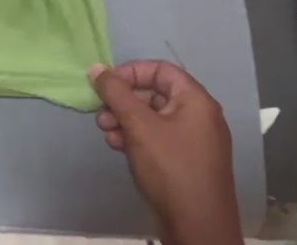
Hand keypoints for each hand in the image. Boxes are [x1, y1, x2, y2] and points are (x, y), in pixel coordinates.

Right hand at [90, 60, 242, 244]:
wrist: (198, 231)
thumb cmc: (171, 168)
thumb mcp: (138, 125)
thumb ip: (116, 92)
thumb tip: (96, 68)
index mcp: (196, 102)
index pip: (160, 69)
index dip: (131, 72)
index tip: (107, 85)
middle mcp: (199, 117)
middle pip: (154, 93)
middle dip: (123, 100)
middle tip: (101, 113)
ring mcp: (194, 141)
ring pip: (152, 117)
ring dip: (125, 119)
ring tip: (106, 132)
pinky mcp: (186, 162)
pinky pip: (158, 137)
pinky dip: (136, 137)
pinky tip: (118, 147)